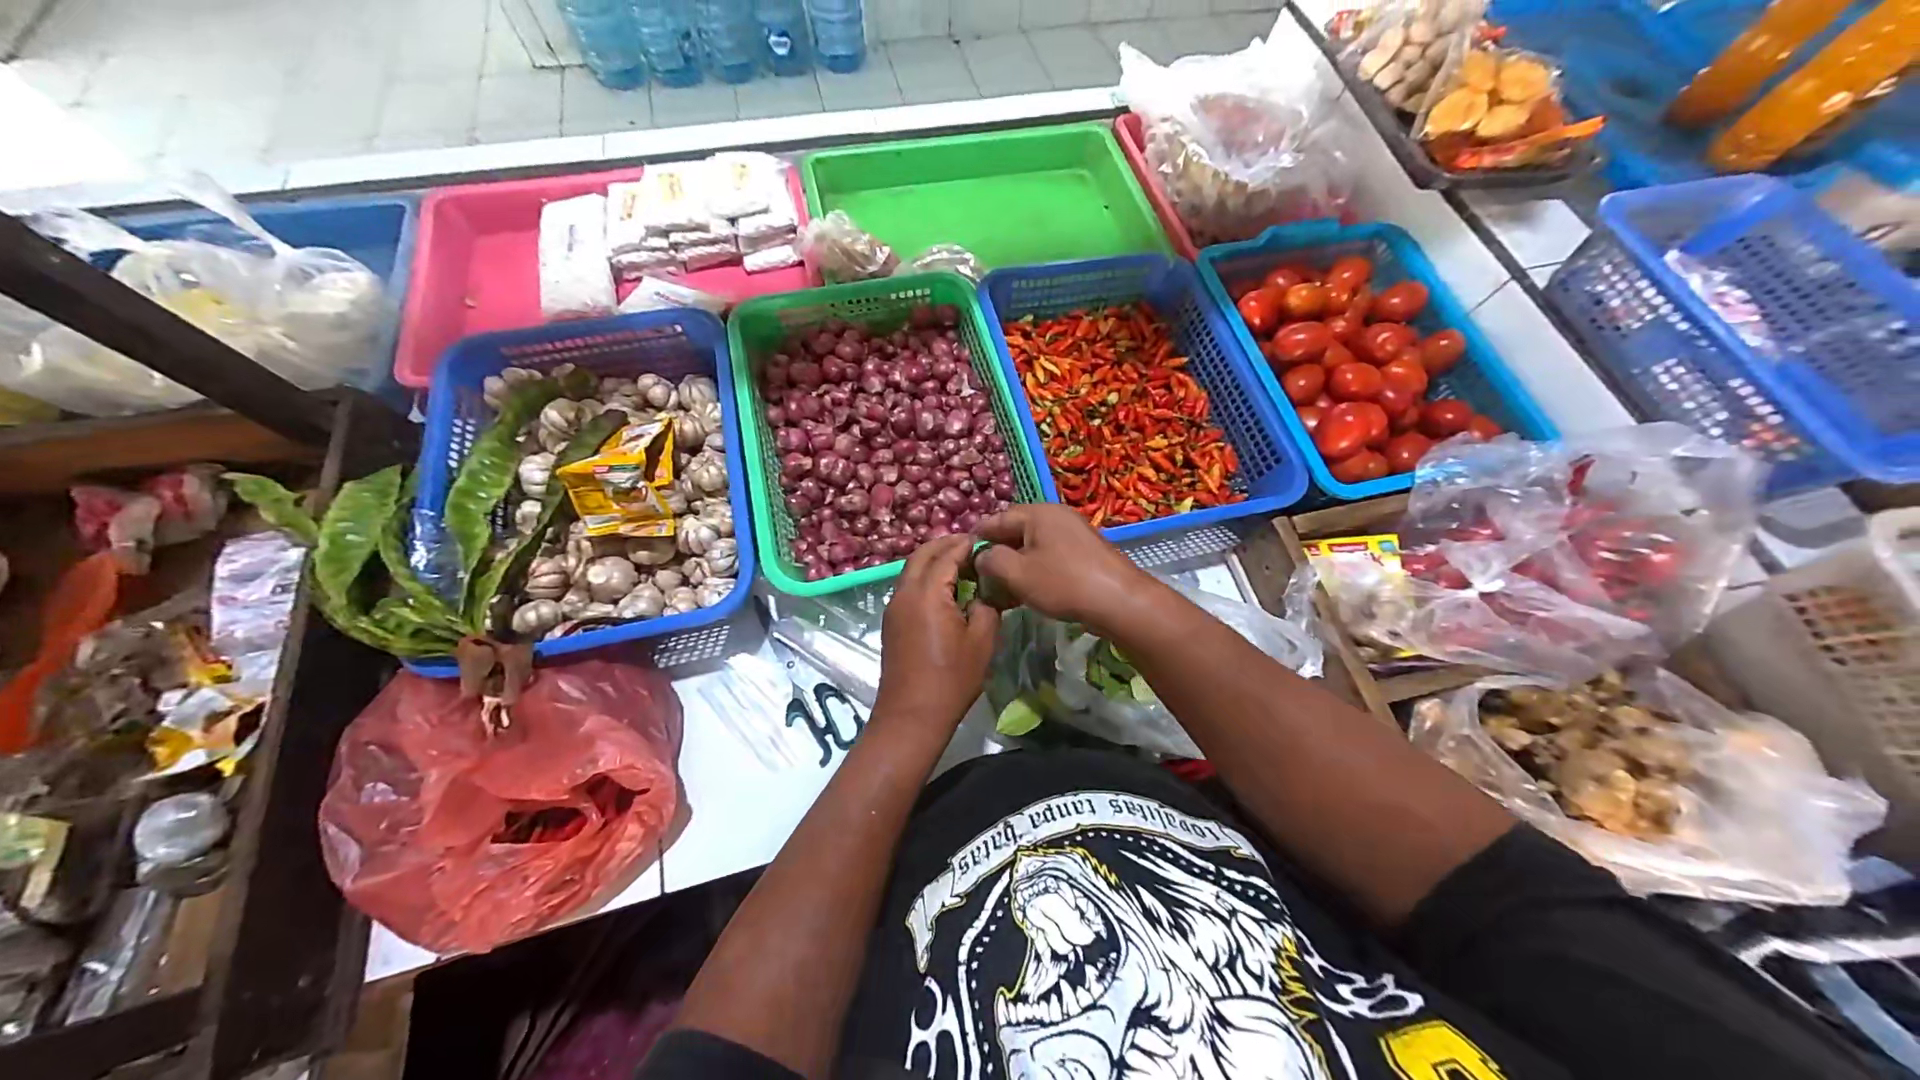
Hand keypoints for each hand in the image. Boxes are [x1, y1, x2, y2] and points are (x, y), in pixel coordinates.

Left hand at [874, 535, 1000, 731]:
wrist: (912, 715)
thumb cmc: (952, 678)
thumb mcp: (982, 640)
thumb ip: (987, 605)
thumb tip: (985, 591)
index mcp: (927, 593)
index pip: (947, 554)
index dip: (967, 544)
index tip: (988, 542)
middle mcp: (904, 592)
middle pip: (922, 555)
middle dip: (946, 545)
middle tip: (973, 546)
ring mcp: (894, 607)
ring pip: (912, 569)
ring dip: (934, 560)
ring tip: (963, 565)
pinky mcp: (892, 622)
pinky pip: (908, 587)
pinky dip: (926, 577)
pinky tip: (947, 589)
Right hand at [975, 505, 1159, 631]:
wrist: (1119, 601)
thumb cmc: (1063, 583)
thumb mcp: (1017, 573)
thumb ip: (991, 560)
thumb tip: (982, 556)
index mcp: (1037, 513)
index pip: (995, 520)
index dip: (976, 539)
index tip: (961, 559)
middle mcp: (1055, 516)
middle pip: (1015, 531)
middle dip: (996, 554)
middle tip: (980, 578)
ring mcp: (1073, 533)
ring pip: (1032, 546)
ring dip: (1015, 566)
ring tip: (1001, 590)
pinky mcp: (1084, 553)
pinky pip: (1050, 557)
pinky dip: (1035, 571)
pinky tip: (1027, 593)